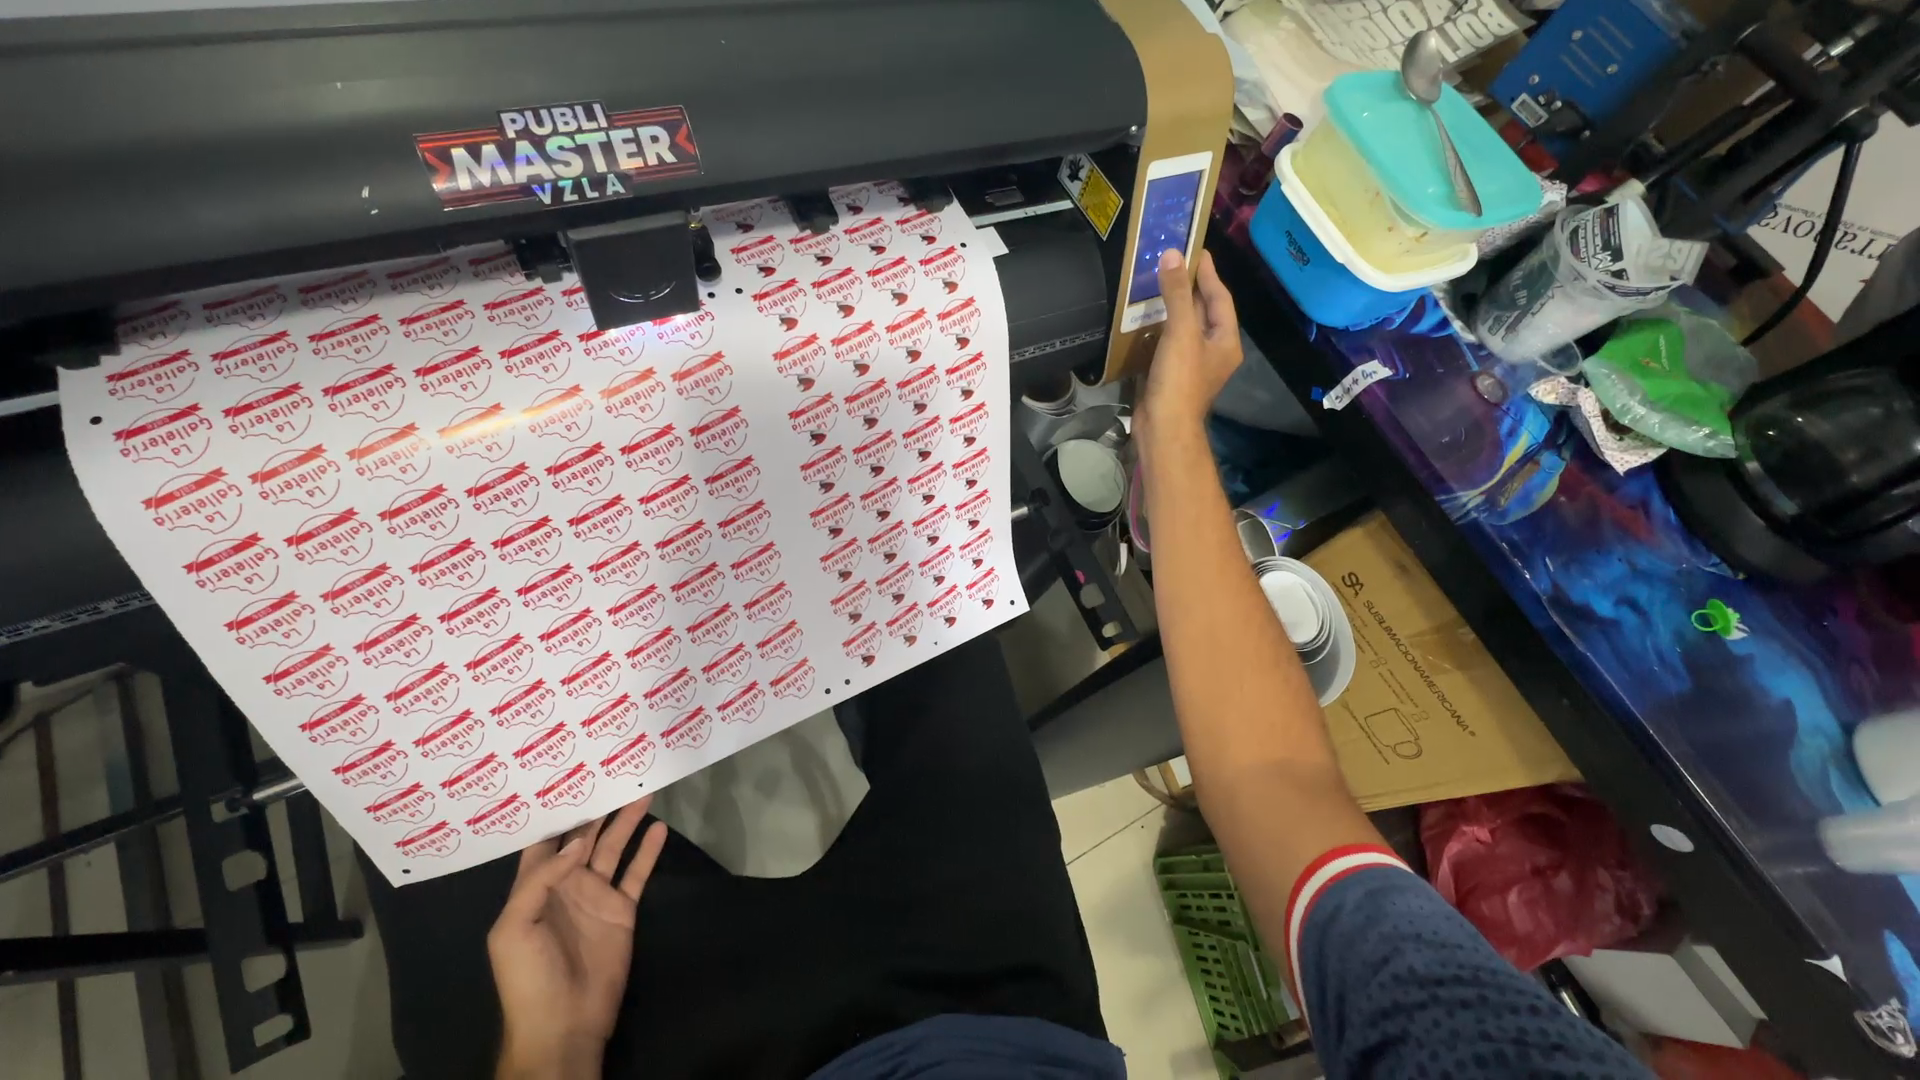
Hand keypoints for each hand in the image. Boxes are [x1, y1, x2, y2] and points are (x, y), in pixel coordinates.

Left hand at [489, 798, 669, 1079]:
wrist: (563, 1023)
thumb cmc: (528, 976)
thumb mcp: (514, 927)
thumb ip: (543, 879)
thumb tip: (580, 838)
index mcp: (534, 887)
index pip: (545, 841)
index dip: (555, 812)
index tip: (570, 778)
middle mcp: (567, 884)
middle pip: (584, 836)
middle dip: (597, 808)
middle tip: (614, 773)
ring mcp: (597, 895)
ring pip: (613, 847)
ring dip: (626, 821)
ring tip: (643, 791)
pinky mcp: (623, 909)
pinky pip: (637, 873)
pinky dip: (649, 850)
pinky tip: (660, 828)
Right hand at [1137, 249, 1242, 451]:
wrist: (1163, 427)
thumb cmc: (1180, 381)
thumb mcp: (1181, 333)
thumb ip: (1177, 294)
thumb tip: (1172, 255)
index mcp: (1225, 341)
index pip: (1220, 298)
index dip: (1207, 273)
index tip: (1195, 250)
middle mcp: (1214, 351)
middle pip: (1203, 311)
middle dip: (1189, 288)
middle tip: (1172, 263)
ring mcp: (1193, 365)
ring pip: (1185, 328)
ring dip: (1172, 308)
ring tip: (1155, 284)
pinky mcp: (1172, 375)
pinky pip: (1169, 343)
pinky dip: (1159, 328)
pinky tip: (1143, 318)